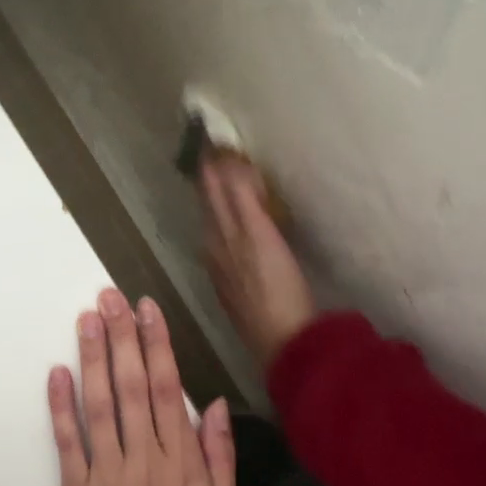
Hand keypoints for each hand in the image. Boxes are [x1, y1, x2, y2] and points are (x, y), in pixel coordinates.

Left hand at [47, 288, 238, 485]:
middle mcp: (146, 460)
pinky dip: (61, 407)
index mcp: (183, 462)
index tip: (146, 309)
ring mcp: (108, 475)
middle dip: (122, 337)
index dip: (157, 345)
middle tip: (109, 296)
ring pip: (100, 406)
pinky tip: (57, 373)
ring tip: (86, 319)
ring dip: (93, 359)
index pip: (167, 390)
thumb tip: (212, 403)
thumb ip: (220, 456)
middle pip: (132, 387)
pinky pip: (69, 443)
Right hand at [200, 152, 318, 366]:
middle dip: (208, 180)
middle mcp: (215, 248)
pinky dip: (236, 174)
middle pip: (208, 206)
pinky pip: (241, 194)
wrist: (279, 337)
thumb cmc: (268, 327)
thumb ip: (241, 279)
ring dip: (219, 171)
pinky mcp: (254, 229)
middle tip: (207, 152)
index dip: (210, 203)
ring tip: (217, 147)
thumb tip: (244, 266)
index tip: (211, 183)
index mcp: (215, 266)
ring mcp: (233, 237)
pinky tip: (234, 156)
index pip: (210, 226)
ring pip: (220, 196)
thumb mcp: (244, 300)